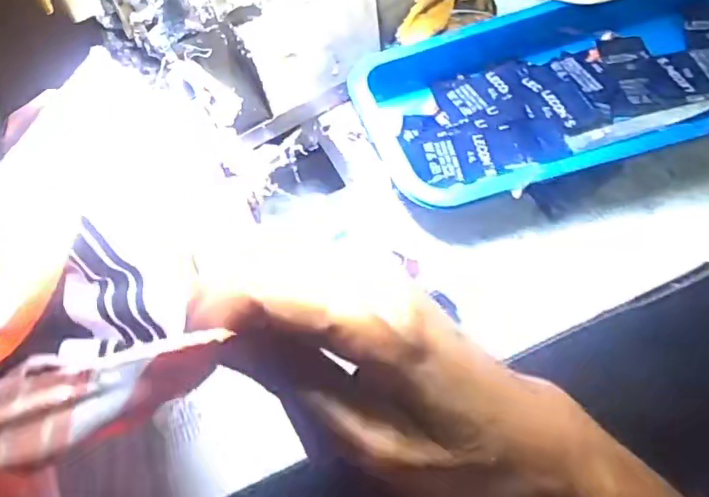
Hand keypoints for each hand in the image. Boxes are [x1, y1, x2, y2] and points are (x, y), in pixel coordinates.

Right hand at [199, 257, 677, 496]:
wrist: (528, 441)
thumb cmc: (452, 458)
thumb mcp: (366, 443)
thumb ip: (286, 377)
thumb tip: (215, 334)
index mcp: (370, 312)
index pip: (265, 282)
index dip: (212, 302)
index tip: (181, 339)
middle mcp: (361, 265)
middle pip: (257, 255)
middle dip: (212, 291)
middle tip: (190, 340)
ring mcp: (361, 258)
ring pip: (265, 249)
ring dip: (229, 285)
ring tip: (211, 330)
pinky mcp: (358, 263)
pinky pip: (285, 258)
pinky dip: (254, 282)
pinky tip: (246, 316)